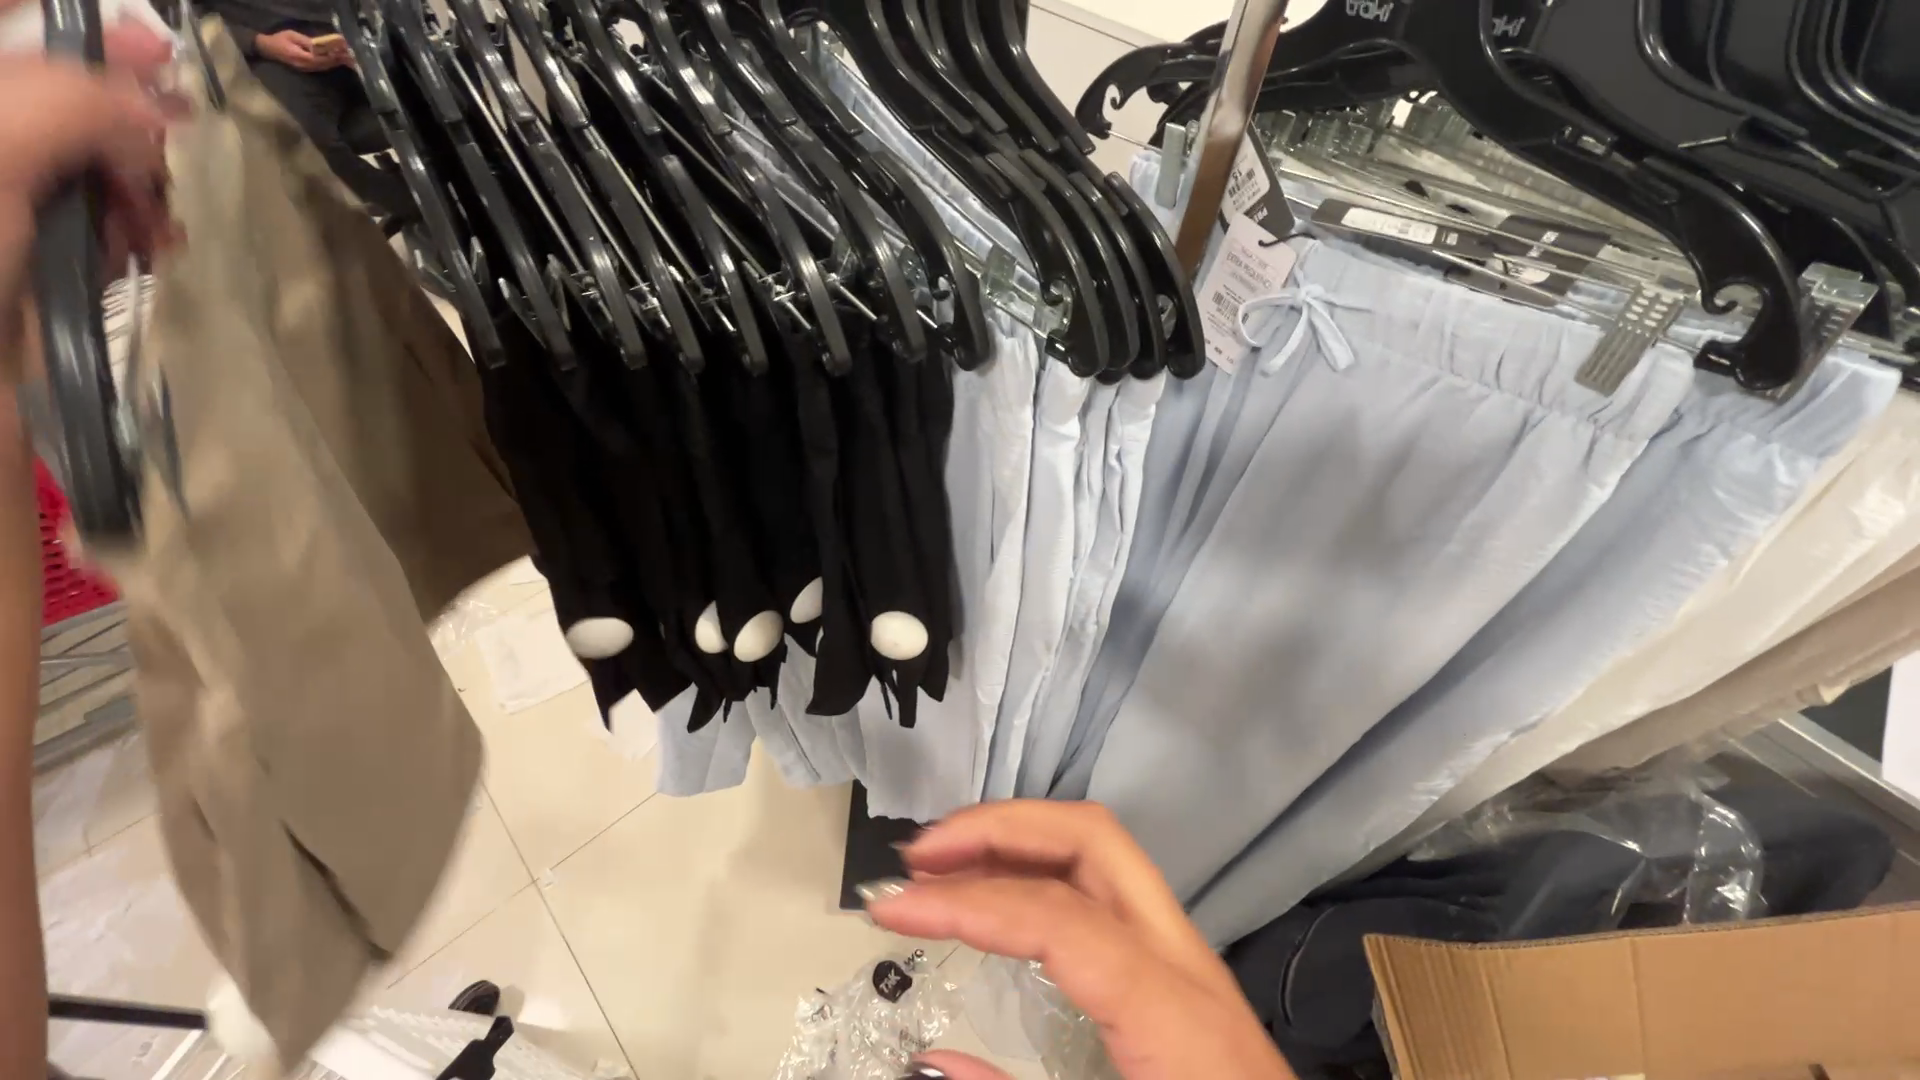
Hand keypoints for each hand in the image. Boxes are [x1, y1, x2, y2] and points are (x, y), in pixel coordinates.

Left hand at [0, 14, 179, 381]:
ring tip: (150, 226)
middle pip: (61, 89)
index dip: (72, 25)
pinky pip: (104, 207)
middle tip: (162, 157)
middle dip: (123, 124)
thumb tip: (156, 99)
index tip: (148, 45)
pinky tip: (145, 247)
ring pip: (94, 152)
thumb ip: (69, 102)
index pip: (5, 22)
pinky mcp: (36, 233)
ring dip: (141, 186)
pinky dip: (137, 225)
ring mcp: (8, 186)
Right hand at [255, 28, 343, 71]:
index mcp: (301, 57)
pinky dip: (331, 64)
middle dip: (338, 60)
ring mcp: (308, 69)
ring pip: (325, 67)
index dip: (332, 56)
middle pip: (326, 64)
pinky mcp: (309, 69)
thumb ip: (306, 42)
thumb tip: (320, 45)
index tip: (342, 53)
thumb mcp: (292, 36)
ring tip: (347, 59)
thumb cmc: (280, 40)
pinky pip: (322, 67)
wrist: (269, 49)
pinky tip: (338, 61)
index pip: (321, 58)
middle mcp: (307, 66)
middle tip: (349, 57)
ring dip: (336, 63)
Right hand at [862, 801, 1296, 1079]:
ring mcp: (1182, 950)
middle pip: (1091, 838)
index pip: (1060, 917)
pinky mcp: (1170, 962)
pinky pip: (1098, 886)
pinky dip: (1035, 870)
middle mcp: (1184, 956)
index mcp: (1174, 1011)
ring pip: (1095, 848)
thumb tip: (929, 1061)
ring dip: (1013, 838)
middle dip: (998, 828)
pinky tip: (991, 893)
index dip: (969, 902)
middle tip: (921, 854)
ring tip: (939, 861)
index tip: (892, 907)